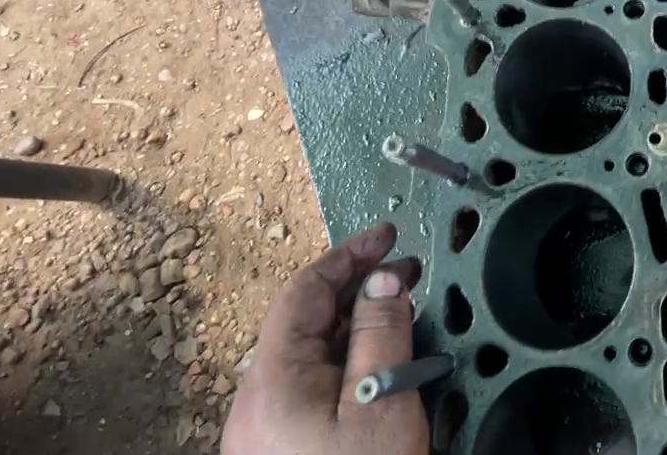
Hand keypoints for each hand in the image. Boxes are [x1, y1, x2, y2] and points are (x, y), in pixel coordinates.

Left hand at [222, 223, 427, 454]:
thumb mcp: (380, 402)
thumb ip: (381, 333)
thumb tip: (384, 278)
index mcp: (272, 380)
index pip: (306, 291)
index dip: (349, 255)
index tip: (390, 234)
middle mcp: (257, 399)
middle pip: (305, 319)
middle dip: (358, 286)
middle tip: (409, 272)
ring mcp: (264, 428)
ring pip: (311, 351)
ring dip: (357, 322)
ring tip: (403, 312)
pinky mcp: (277, 450)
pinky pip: (312, 383)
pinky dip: (348, 357)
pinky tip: (381, 364)